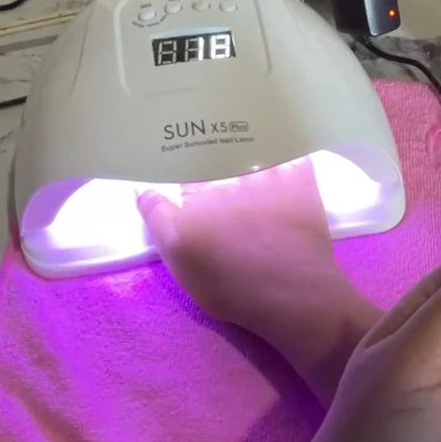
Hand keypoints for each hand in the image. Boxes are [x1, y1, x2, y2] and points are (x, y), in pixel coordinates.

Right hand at [137, 158, 362, 328]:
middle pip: (215, 156)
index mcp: (195, 190)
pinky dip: (285, 151)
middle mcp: (228, 171)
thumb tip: (142, 187)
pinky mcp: (299, 173)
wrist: (291, 294)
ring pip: (250, 147)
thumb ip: (156, 216)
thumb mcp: (177, 257)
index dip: (187, 177)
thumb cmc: (229, 284)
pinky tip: (283, 162)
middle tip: (224, 178)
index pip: (183, 169)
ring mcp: (266, 169)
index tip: (194, 187)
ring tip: (251, 164)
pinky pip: (289, 150)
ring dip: (247, 149)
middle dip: (215, 159)